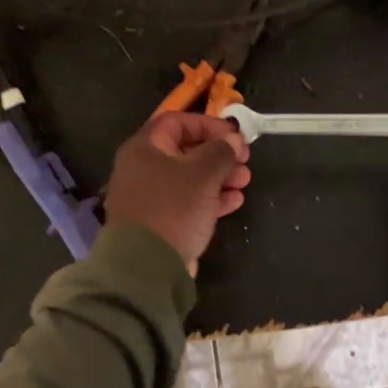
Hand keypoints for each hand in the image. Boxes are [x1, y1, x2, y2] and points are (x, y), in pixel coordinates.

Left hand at [105, 111, 252, 272]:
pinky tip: (234, 202)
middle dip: (219, 154)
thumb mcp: (202, 175)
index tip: (235, 135)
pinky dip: (210, 199)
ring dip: (219, 177)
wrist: (147, 266)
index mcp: (145, 148)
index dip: (208, 124)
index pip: (177, 121)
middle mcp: (142, 168)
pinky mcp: (160, 221)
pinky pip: (187, 202)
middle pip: (185, 151)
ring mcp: (150, 196)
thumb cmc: (173, 208)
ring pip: (189, 178)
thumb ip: (221, 152)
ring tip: (245, 182)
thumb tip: (232, 139)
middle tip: (245, 160)